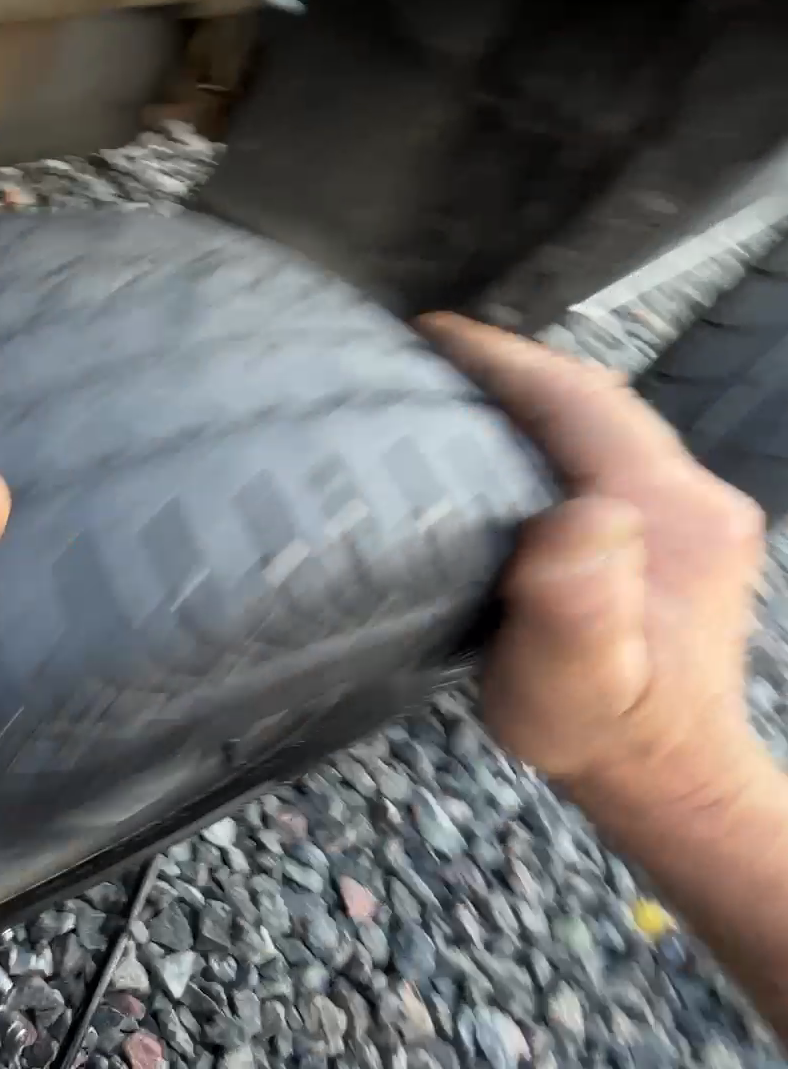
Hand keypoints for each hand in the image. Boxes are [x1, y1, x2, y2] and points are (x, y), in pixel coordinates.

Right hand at [420, 313, 768, 801]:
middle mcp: (682, 500)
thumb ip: (581, 605)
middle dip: (506, 363)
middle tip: (419, 352)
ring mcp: (674, 514)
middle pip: (589, 400)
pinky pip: (587, 452)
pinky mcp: (655, 533)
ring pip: (589, 422)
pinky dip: (532, 428)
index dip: (506, 358)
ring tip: (440, 382)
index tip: (432, 332)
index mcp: (662, 517)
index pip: (581, 404)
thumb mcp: (575, 680)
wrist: (660, 770)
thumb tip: (582, 516)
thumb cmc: (598, 730)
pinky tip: (484, 442)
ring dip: (518, 391)